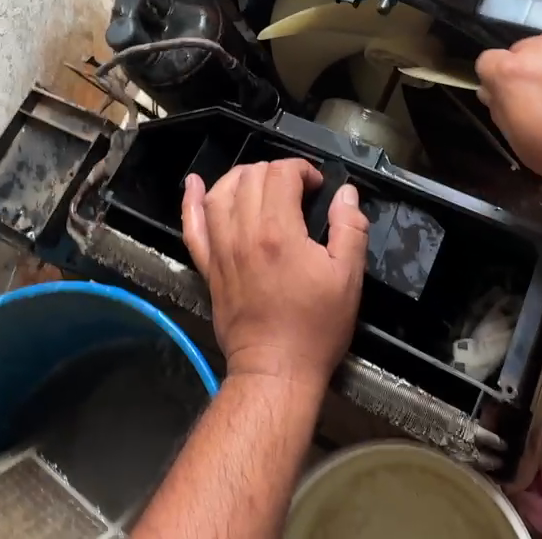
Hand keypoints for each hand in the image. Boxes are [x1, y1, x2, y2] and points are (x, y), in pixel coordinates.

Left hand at [181, 159, 368, 389]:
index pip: (281, 174)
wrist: (276, 370)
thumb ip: (350, 228)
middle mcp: (243, 233)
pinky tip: (195, 184)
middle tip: (296, 190)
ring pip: (220, 193)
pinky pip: (192, 226)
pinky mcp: (207, 267)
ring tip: (261, 183)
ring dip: (241, 177)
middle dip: (277, 171)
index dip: (302, 170)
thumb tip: (345, 193)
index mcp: (279, 232)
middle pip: (251, 177)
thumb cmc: (316, 326)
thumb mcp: (349, 277)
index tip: (317, 186)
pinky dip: (191, 201)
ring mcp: (220, 250)